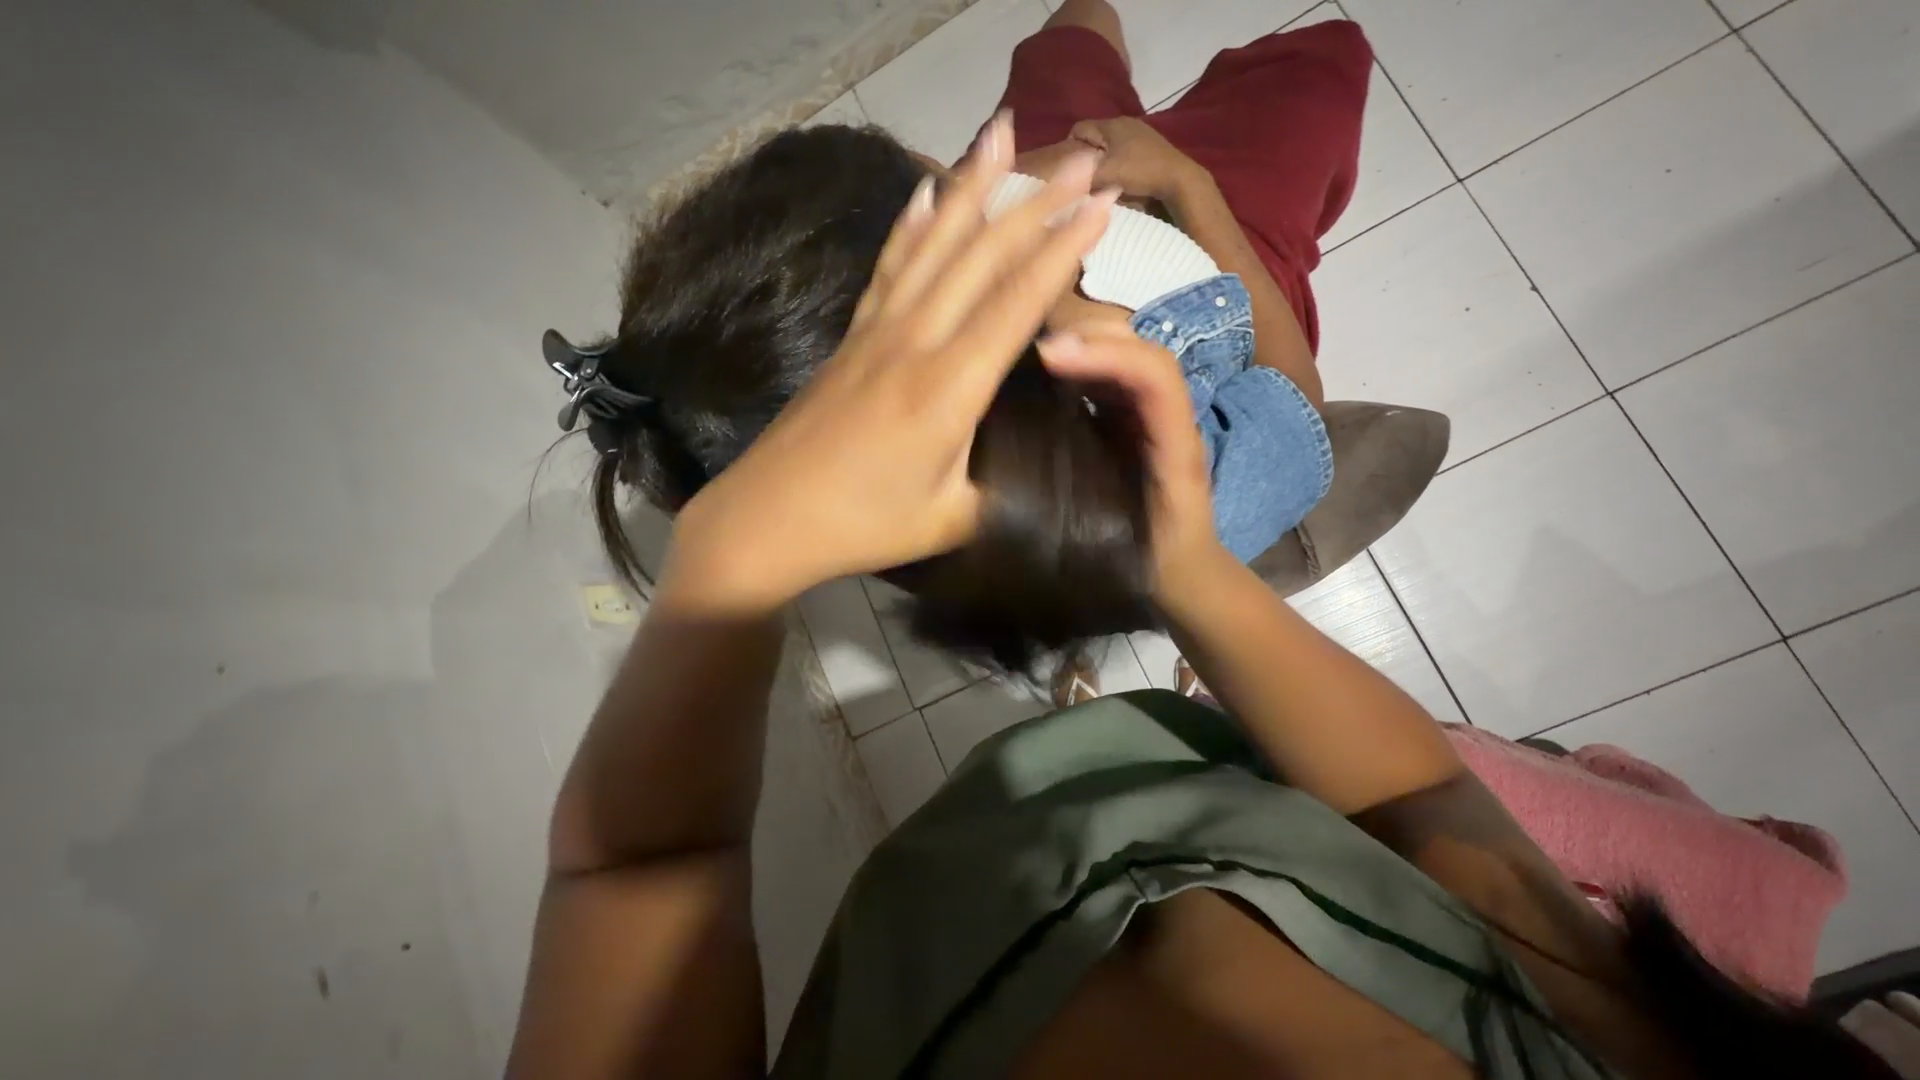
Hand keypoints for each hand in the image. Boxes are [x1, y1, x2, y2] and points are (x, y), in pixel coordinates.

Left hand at [662, 114, 1117, 613]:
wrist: (767, 517)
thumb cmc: (863, 526)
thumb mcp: (950, 520)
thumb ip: (1001, 484)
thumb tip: (1034, 464)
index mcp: (950, 388)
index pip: (1018, 302)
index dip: (1063, 250)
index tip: (1103, 203)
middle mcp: (916, 341)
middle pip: (982, 256)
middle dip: (1037, 202)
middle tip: (1083, 157)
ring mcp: (878, 331)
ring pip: (933, 243)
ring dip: (971, 185)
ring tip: (1002, 132)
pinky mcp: (852, 336)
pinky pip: (889, 266)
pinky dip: (911, 225)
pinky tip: (925, 192)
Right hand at [1035, 321, 1231, 593]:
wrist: (1185, 573)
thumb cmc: (1156, 564)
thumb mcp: (1123, 542)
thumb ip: (1084, 513)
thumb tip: (1017, 485)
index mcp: (1176, 443)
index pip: (1154, 374)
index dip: (1105, 354)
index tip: (1049, 357)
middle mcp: (1169, 417)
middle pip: (1140, 348)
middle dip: (1090, 336)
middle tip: (1033, 351)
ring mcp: (1152, 415)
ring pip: (1125, 355)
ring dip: (1082, 344)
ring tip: (1035, 355)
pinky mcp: (1133, 419)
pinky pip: (1110, 376)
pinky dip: (1078, 364)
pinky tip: (1044, 374)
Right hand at [1069, 117, 1201, 202]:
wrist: (1178, 178)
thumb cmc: (1140, 172)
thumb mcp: (1106, 175)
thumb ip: (1083, 176)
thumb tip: (1069, 181)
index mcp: (1111, 124)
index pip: (1079, 129)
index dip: (1070, 148)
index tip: (1071, 169)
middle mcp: (1124, 122)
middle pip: (1095, 136)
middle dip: (1087, 155)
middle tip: (1085, 176)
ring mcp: (1139, 132)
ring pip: (1110, 144)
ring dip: (1103, 160)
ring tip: (1102, 179)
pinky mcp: (1149, 144)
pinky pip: (1124, 150)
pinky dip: (1118, 161)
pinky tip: (1121, 177)